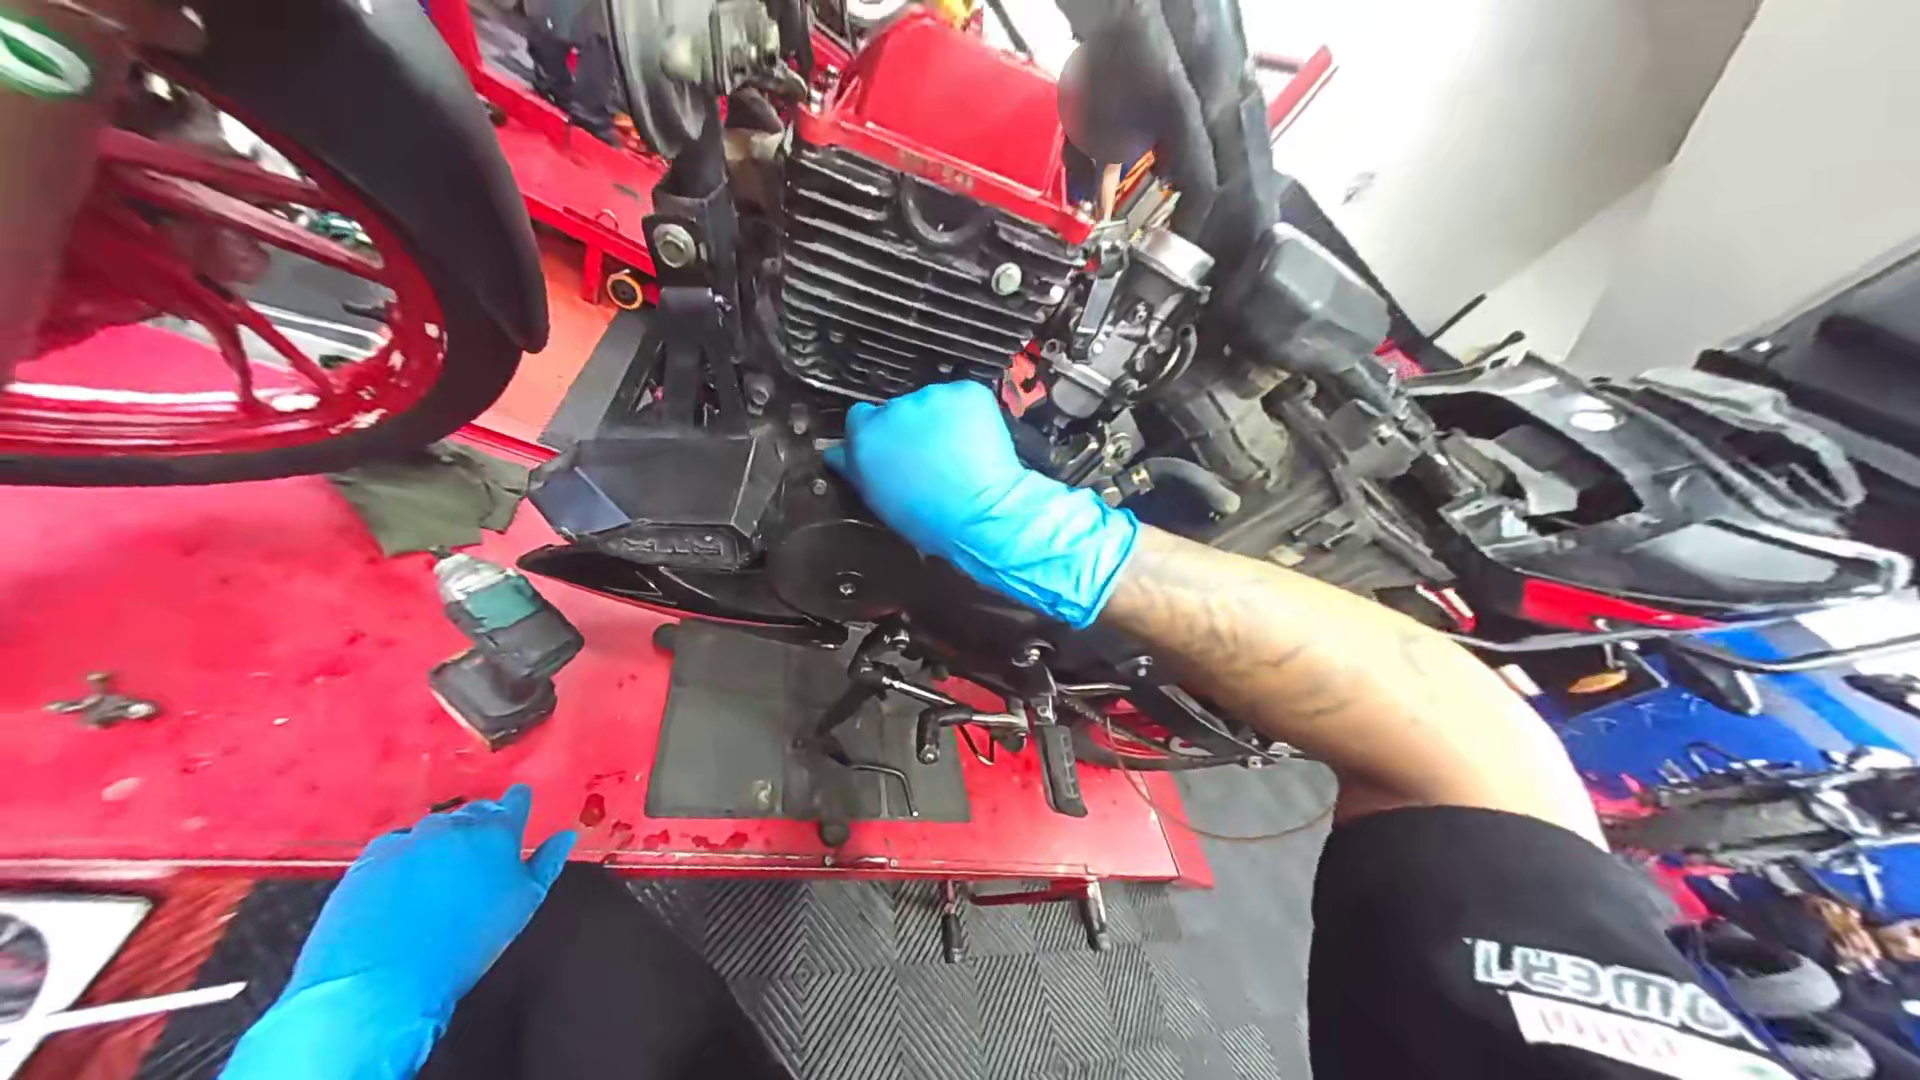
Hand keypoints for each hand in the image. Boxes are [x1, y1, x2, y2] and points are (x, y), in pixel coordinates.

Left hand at [221, 786, 573, 1079]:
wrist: (381, 984)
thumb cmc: (467, 942)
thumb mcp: (523, 904)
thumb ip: (548, 863)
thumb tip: (566, 835)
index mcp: (498, 831)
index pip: (516, 799)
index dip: (518, 805)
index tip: (516, 814)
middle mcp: (455, 825)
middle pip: (474, 812)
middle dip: (479, 827)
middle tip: (476, 860)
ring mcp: (409, 839)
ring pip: (433, 829)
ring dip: (441, 843)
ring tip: (436, 878)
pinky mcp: (369, 859)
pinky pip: (394, 847)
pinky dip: (402, 859)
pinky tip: (399, 888)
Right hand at [825, 381, 1138, 627]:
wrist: (984, 514)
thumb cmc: (935, 519)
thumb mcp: (881, 501)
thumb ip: (856, 470)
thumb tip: (838, 455)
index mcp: (867, 440)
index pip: (860, 419)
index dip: (878, 433)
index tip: (894, 446)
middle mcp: (894, 412)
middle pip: (896, 409)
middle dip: (910, 428)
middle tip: (930, 457)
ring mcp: (932, 399)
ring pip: (931, 402)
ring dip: (940, 419)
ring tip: (957, 453)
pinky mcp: (965, 393)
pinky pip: (962, 397)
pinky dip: (968, 413)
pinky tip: (973, 442)